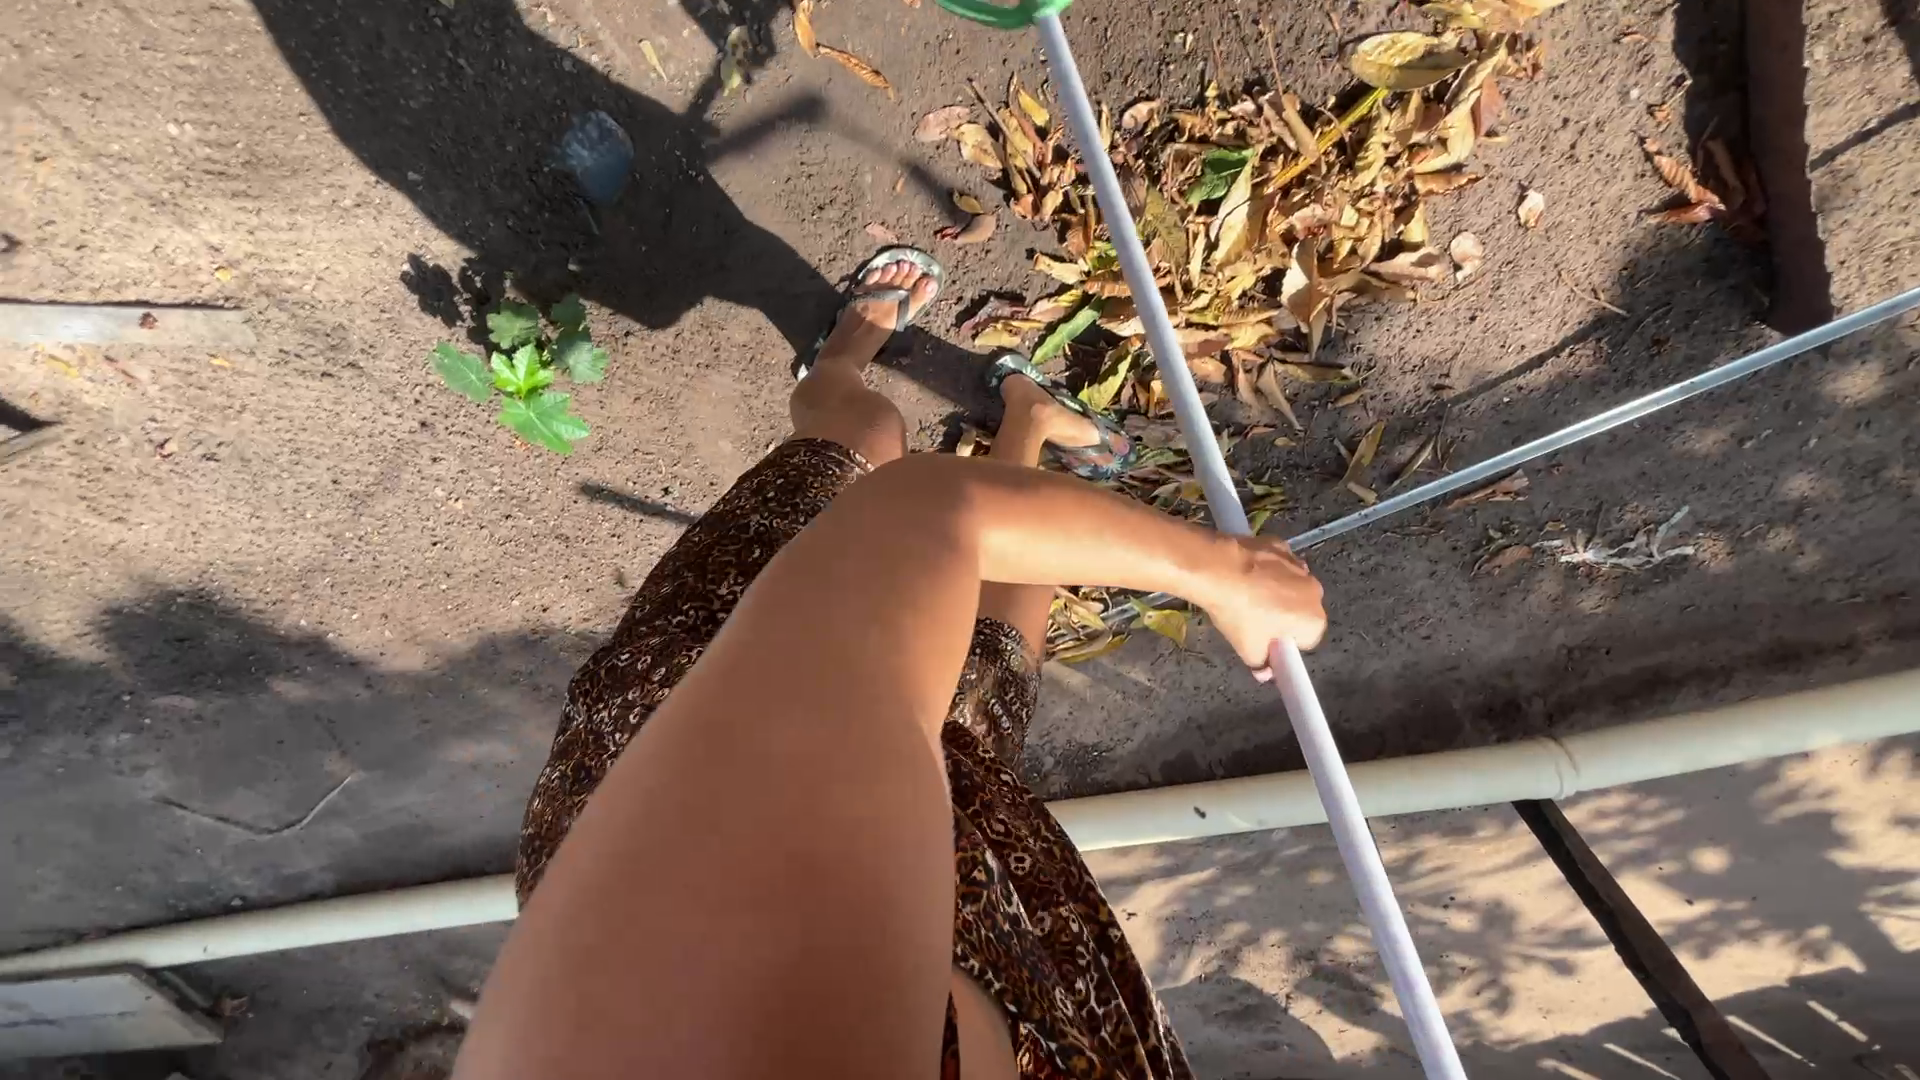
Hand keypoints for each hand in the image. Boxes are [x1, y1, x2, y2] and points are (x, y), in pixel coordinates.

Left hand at [1195, 536, 1326, 670]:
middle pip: (1300, 611)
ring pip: (1290, 586)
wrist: (1217, 568)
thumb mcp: (1247, 650)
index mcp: (1314, 621)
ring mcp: (1299, 564)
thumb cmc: (1238, 613)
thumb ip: (1262, 665)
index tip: (1263, 641)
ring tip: (1243, 595)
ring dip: (1275, 591)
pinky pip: (1277, 563)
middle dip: (1281, 617)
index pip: (1304, 641)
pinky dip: (1265, 568)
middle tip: (1251, 620)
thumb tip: (1265, 672)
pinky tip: (1244, 572)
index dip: (1282, 644)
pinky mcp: (1281, 544)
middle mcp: (1315, 592)